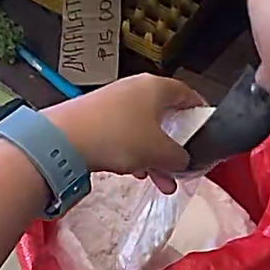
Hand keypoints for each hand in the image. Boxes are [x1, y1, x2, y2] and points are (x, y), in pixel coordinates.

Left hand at [45, 74, 203, 191]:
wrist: (64, 140)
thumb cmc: (119, 137)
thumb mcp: (160, 152)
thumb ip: (180, 158)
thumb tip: (183, 161)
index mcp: (156, 87)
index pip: (188, 94)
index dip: (199, 112)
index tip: (205, 131)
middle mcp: (135, 89)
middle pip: (165, 116)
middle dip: (174, 146)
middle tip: (181, 167)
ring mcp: (114, 102)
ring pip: (144, 129)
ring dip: (155, 155)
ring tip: (160, 181)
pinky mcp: (96, 116)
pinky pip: (124, 134)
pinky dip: (134, 152)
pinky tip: (135, 173)